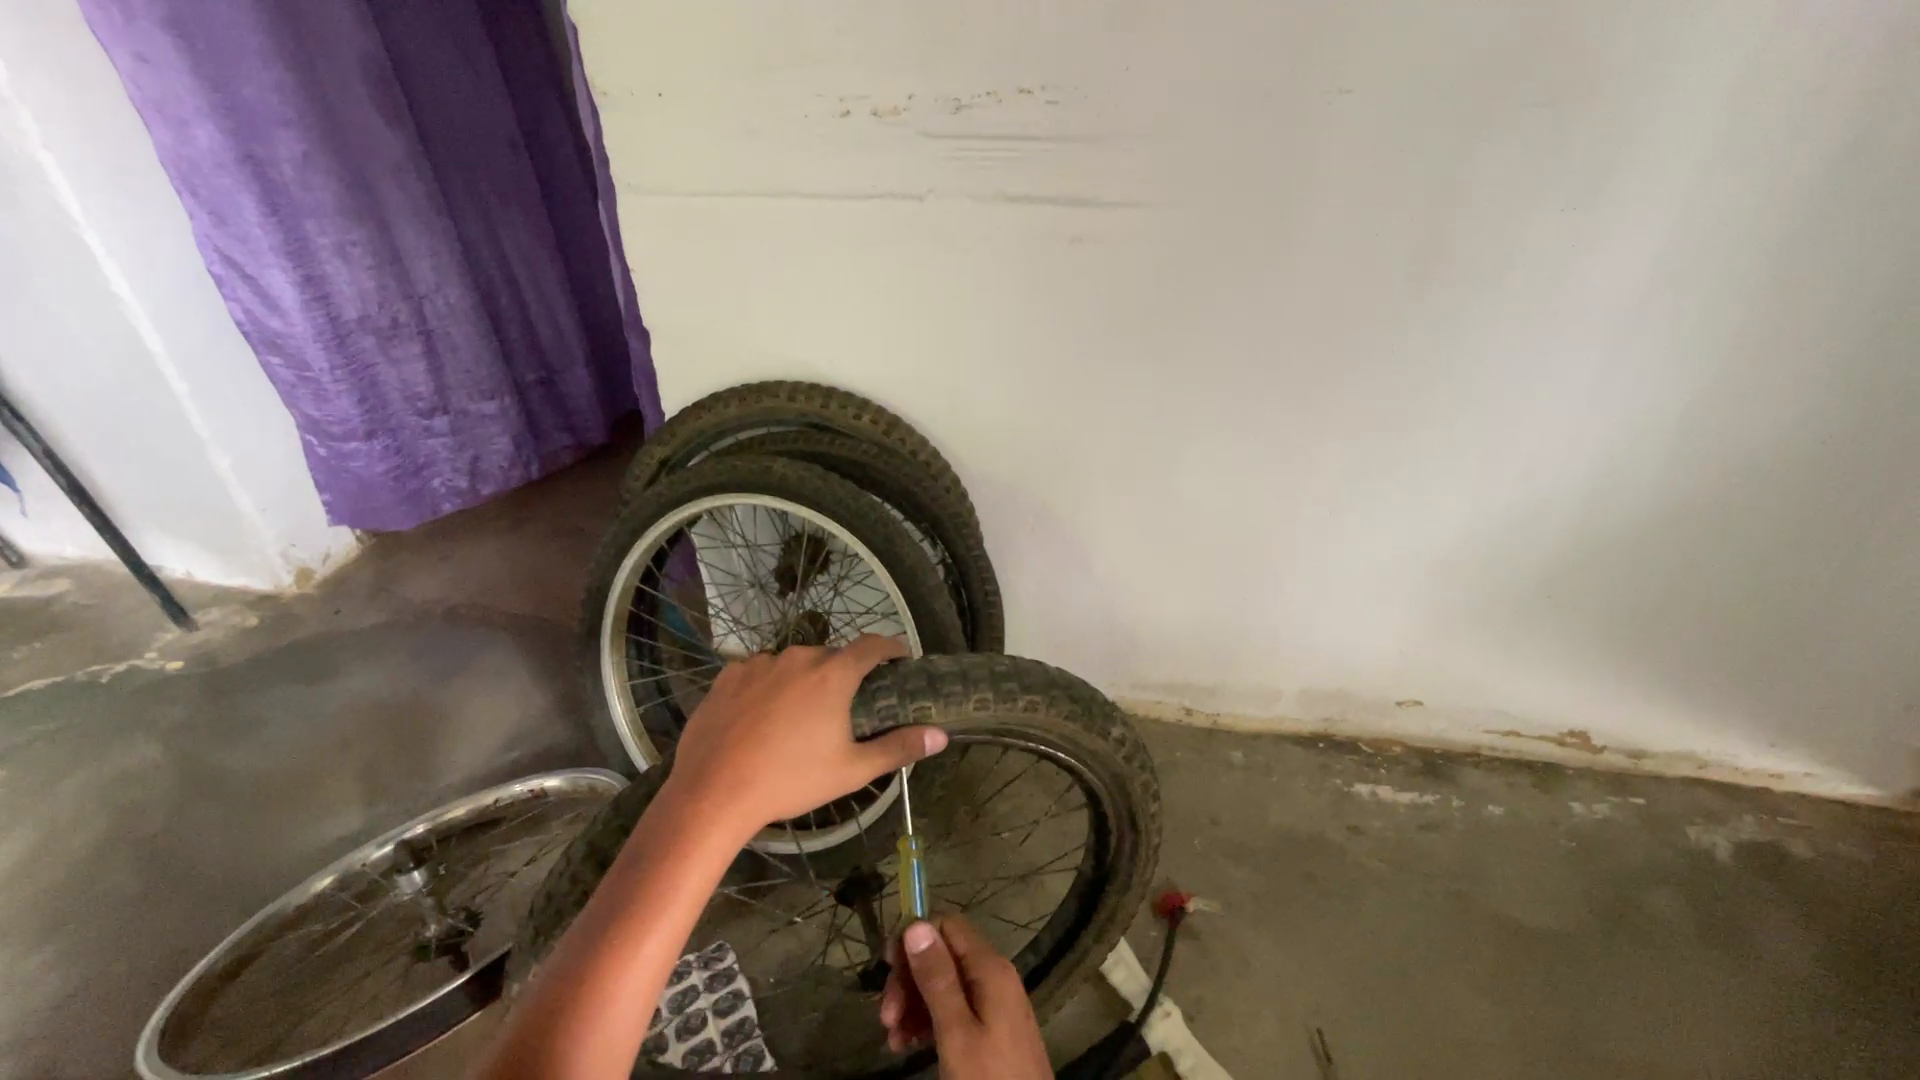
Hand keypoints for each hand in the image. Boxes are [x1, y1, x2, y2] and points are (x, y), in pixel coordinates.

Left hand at [663, 635, 946, 837]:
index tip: (901, 658)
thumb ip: (898, 748)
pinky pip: (759, 673)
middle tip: (846, 707)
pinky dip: (768, 688)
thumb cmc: (791, 780)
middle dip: (843, 675)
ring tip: (799, 718)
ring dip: (803, 681)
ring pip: (792, 665)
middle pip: (831, 657)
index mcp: (833, 674)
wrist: (713, 792)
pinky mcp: (727, 676)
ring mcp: (758, 663)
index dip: (891, 647)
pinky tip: (761, 719)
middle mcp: (797, 657)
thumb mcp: (852, 770)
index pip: (872, 645)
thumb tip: (941, 735)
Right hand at [879, 916, 1050, 1078]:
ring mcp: (993, 1002)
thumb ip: (937, 977)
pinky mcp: (990, 1027)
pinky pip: (953, 1008)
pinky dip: (927, 1020)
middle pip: (942, 955)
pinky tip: (909, 1044)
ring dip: (913, 1004)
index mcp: (989, 967)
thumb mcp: (956, 1031)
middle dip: (909, 980)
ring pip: (944, 984)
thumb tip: (916, 924)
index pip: (947, 925)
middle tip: (886, 1017)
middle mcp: (994, 975)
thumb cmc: (989, 1078)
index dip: (914, 940)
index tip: (886, 968)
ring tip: (893, 1039)